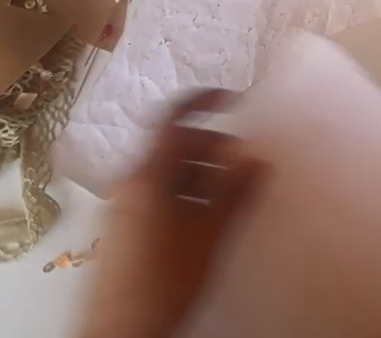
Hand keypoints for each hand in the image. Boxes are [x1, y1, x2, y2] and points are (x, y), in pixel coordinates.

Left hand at [79, 89, 266, 337]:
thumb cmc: (164, 282)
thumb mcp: (209, 235)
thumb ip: (235, 192)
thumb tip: (259, 157)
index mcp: (148, 175)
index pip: (174, 117)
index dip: (203, 99)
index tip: (235, 98)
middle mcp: (129, 183)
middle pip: (173, 145)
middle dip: (211, 146)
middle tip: (240, 163)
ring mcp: (121, 208)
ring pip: (166, 173)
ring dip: (199, 173)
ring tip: (226, 198)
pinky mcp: (120, 231)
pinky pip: (155, 195)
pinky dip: (183, 194)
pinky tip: (202, 222)